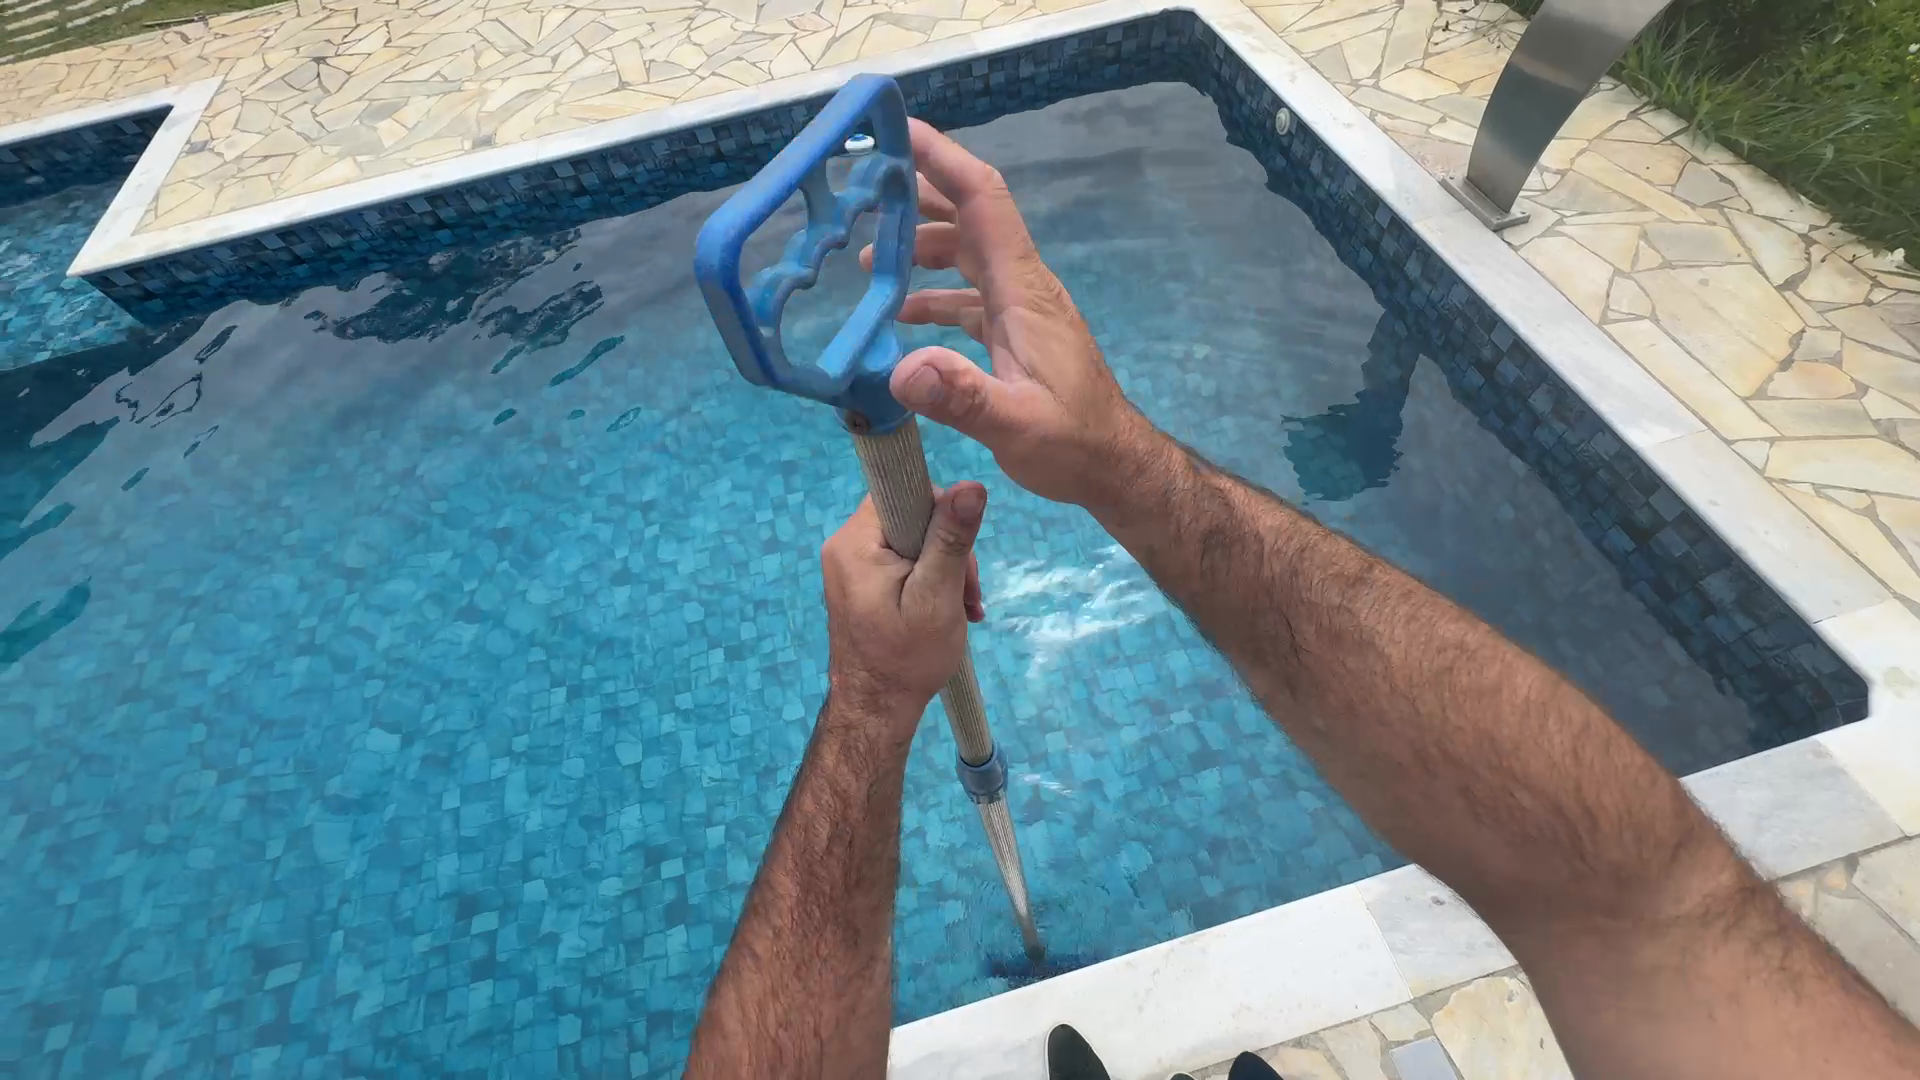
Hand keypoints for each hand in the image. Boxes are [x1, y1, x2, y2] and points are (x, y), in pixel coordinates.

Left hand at [821, 483, 987, 737]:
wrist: (877, 710)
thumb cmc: (906, 658)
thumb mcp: (937, 596)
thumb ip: (951, 540)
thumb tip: (972, 486)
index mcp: (854, 543)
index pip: (902, 491)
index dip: (938, 512)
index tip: (958, 550)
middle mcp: (845, 546)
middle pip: (911, 518)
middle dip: (949, 551)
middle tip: (966, 594)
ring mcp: (851, 566)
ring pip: (913, 541)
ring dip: (946, 570)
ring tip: (963, 608)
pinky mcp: (862, 583)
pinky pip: (903, 562)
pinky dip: (931, 581)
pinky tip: (951, 610)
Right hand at [863, 119, 1152, 509]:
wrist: (1114, 466)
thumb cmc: (1074, 444)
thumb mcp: (1016, 425)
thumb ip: (962, 397)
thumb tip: (898, 370)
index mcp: (1023, 292)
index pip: (983, 202)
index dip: (942, 159)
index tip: (896, 133)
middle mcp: (1023, 289)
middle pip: (971, 219)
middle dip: (920, 198)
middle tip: (865, 198)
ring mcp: (1023, 312)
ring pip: (970, 257)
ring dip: (923, 249)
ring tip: (871, 262)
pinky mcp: (1019, 336)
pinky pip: (972, 298)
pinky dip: (937, 296)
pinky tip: (906, 316)